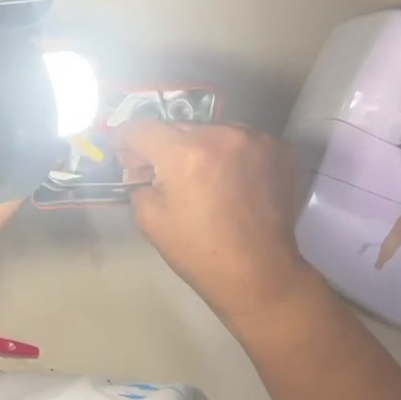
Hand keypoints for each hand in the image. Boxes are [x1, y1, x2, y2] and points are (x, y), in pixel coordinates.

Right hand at [116, 120, 314, 324]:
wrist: (257, 272)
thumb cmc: (198, 251)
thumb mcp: (149, 219)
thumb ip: (137, 183)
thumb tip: (139, 167)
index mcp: (184, 153)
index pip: (142, 128)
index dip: (123, 137)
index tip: (120, 148)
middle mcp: (222, 135)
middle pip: (178, 127)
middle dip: (162, 146)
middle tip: (158, 171)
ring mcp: (256, 139)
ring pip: (212, 131)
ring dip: (199, 147)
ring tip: (200, 177)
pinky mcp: (280, 149)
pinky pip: (243, 141)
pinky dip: (230, 154)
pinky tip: (229, 179)